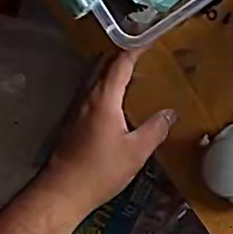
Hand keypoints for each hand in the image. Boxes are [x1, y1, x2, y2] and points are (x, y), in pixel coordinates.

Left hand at [35, 50, 175, 218]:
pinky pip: (89, 93)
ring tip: (132, 75)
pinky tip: (114, 101)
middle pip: (102, 64)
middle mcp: (86, 97)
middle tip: (143, 55)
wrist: (62, 191)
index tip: (151, 42)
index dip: (136, 50)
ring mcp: (75, 109)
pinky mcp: (71, 122)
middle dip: (122, 55)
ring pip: (93, 78)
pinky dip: (103, 86)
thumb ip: (155, 129)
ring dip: (110, 70)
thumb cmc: (99, 171)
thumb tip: (170, 113)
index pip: (120, 63)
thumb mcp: (136, 152)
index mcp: (103, 98)